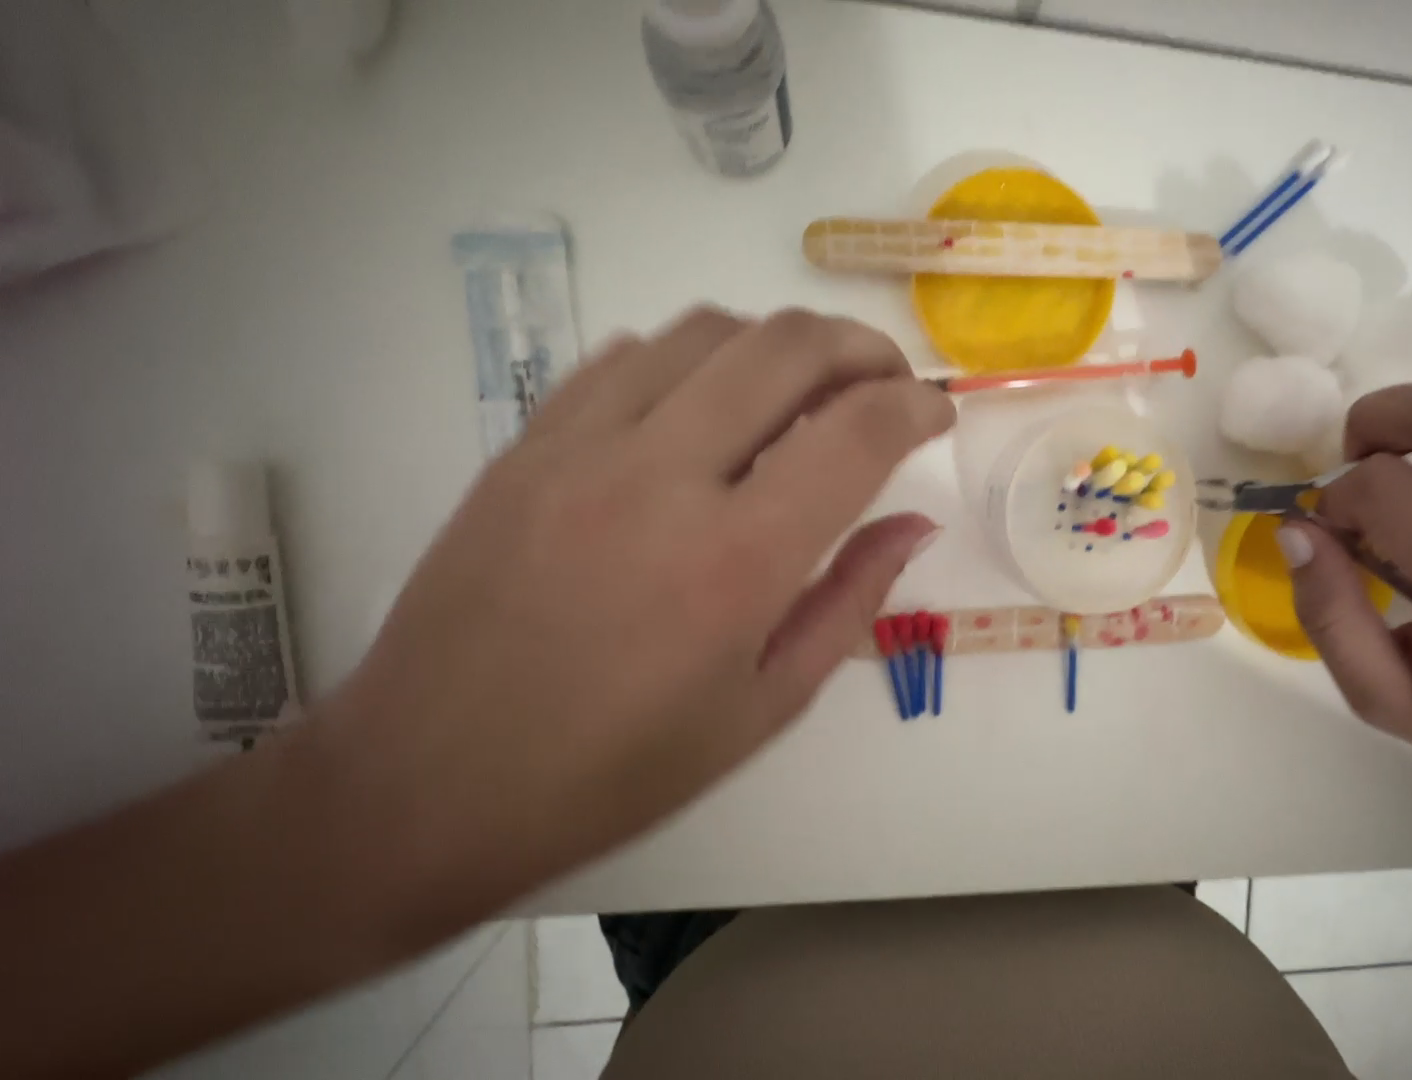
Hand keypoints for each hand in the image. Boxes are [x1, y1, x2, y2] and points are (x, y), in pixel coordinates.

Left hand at [321, 308, 952, 910]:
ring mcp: (582, 448)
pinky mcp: (527, 443)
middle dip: (863, 346)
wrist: (428, 782)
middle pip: (787, 348)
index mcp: (736, 563)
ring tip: (806, 387)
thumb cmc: (616, 769)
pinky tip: (708, 401)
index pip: (856, 434)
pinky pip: (628, 355)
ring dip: (780, 341)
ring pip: (707, 331)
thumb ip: (850, 601)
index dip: (916, 405)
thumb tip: (913, 523)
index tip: (937, 411)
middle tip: (888, 379)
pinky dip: (695, 356)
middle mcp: (663, 478)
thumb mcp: (764, 707)